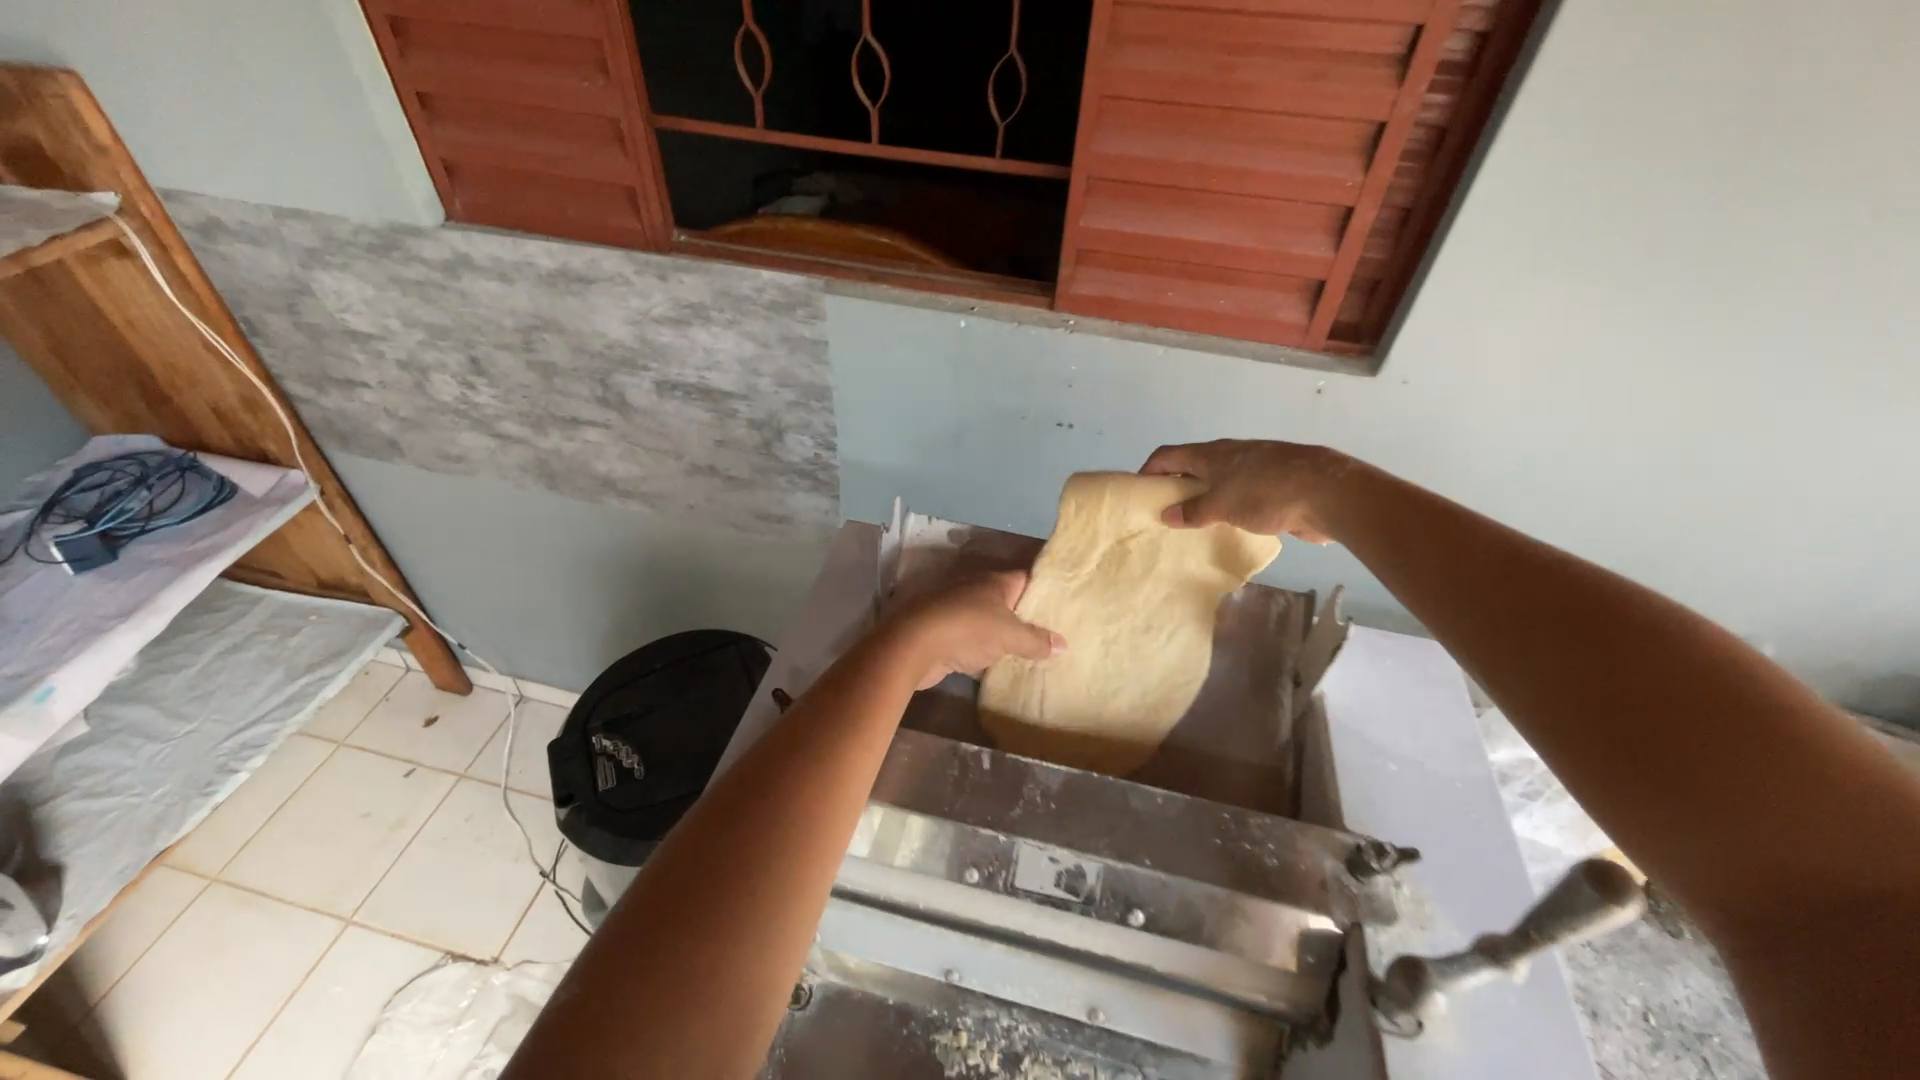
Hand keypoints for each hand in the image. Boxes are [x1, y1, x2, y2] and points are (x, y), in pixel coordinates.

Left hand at [882, 572, 1065, 689]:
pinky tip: (994, 666)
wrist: (915, 644)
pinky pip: (970, 641)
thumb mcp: (1010, 636)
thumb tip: (1063, 644)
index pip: (1025, 580)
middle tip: (1049, 634)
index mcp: (994, 582)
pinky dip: (981, 652)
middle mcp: (974, 590)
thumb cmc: (968, 629)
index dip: (1042, 591)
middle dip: (1024, 616)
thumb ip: (1036, 640)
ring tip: (1027, 653)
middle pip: (1006, 601)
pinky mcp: (942, 633)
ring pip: (987, 622)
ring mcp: (956, 611)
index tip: (1060, 606)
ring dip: (1001, 636)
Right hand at [1139, 439, 1355, 541]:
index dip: (1150, 469)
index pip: (1169, 455)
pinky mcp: (1276, 483)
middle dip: (1177, 485)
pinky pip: (1242, 493)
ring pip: (1220, 479)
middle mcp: (1231, 455)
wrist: (1327, 492)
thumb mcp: (1221, 506)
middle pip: (1193, 465)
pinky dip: (1229, 505)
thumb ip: (1193, 511)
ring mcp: (1255, 467)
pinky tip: (1231, 525)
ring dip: (1205, 496)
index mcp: (1212, 455)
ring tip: (1196, 522)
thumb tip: (1167, 514)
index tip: (1140, 491)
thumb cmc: (1266, 493)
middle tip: (1166, 511)